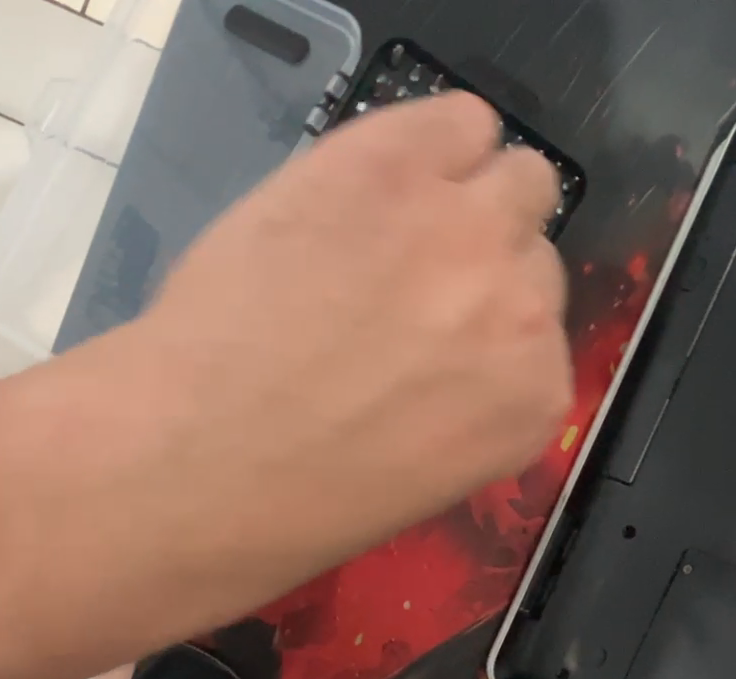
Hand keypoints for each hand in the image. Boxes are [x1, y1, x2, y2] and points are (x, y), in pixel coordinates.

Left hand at [111, 92, 570, 584]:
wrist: (195, 457)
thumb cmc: (290, 500)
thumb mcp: (411, 476)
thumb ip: (457, 406)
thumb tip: (444, 356)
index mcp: (530, 402)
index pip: (540, 338)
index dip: (480, 336)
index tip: (431, 346)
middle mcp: (523, 310)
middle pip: (532, 253)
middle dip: (475, 272)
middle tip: (397, 294)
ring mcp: (465, 226)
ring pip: (514, 179)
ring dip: (465, 200)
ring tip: (383, 234)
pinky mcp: (391, 164)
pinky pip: (459, 121)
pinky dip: (430, 144)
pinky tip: (368, 185)